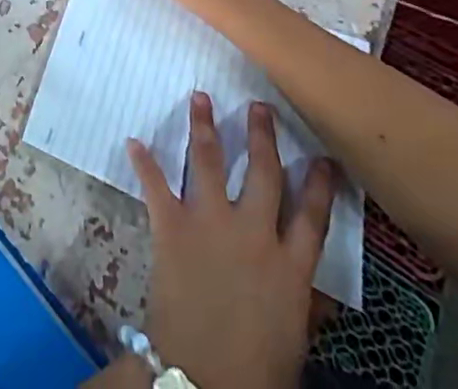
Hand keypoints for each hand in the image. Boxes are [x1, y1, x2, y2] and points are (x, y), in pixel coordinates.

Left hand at [128, 93, 337, 388]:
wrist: (206, 376)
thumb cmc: (257, 366)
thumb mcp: (293, 331)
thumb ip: (299, 296)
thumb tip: (307, 280)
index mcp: (292, 265)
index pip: (314, 215)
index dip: (321, 184)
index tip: (324, 157)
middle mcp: (255, 233)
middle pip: (264, 173)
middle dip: (262, 136)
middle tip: (258, 105)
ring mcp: (212, 225)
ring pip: (210, 163)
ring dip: (204, 128)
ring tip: (199, 97)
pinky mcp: (173, 228)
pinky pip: (157, 187)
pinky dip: (144, 164)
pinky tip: (133, 141)